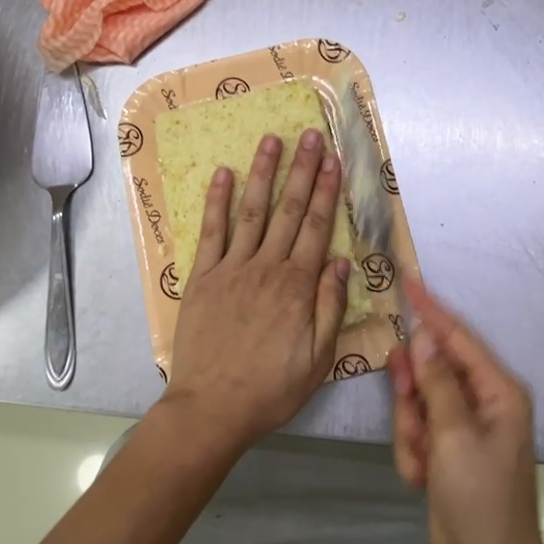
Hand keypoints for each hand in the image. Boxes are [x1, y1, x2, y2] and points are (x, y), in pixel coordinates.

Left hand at [161, 130, 350, 453]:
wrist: (212, 409)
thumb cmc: (271, 388)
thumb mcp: (318, 359)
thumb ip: (330, 307)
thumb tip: (340, 261)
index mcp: (297, 286)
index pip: (316, 227)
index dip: (326, 191)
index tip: (332, 160)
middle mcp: (266, 267)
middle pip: (288, 210)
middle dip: (301, 170)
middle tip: (309, 135)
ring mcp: (231, 269)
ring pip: (251, 212)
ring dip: (263, 173)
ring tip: (271, 140)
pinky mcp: (202, 278)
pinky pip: (211, 233)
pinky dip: (217, 202)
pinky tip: (222, 175)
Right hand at [390, 280, 543, 543]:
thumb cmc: (481, 498)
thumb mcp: (454, 437)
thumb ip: (436, 383)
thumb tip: (423, 336)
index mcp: (498, 390)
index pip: (459, 338)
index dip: (432, 311)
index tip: (409, 281)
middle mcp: (483, 401)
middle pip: (431, 372)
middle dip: (414, 398)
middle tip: (412, 418)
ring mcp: (463, 426)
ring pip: (417, 404)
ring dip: (412, 433)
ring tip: (424, 463)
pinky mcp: (447, 448)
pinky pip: (416, 431)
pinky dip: (414, 454)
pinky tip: (425, 479)